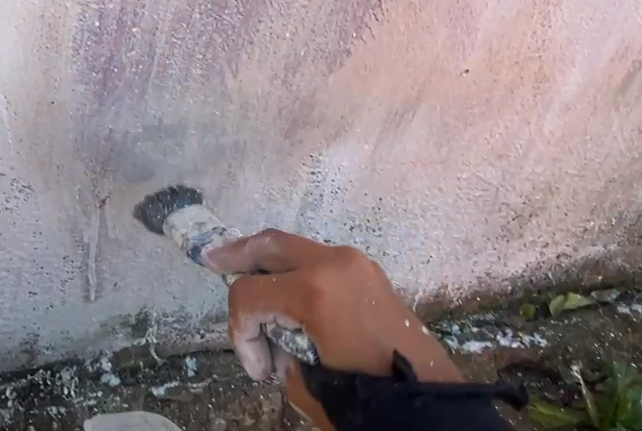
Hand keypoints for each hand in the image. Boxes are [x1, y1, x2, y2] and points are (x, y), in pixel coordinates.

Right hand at [205, 230, 464, 428]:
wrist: (430, 399)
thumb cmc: (367, 394)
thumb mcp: (308, 383)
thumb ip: (280, 351)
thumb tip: (276, 335)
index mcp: (314, 290)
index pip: (250, 293)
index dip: (238, 328)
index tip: (255, 366)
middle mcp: (332, 262)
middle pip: (270, 244)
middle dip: (238, 252)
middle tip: (211, 259)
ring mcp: (353, 260)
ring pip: (296, 245)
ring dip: (268, 260)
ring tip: (244, 271)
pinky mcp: (367, 269)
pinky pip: (319, 258)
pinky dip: (295, 267)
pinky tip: (284, 284)